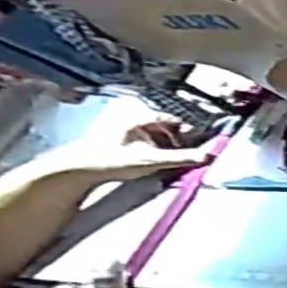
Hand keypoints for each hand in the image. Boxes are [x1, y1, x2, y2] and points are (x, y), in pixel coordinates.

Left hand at [40, 117, 213, 184]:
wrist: (75, 169)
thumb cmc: (113, 160)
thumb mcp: (151, 160)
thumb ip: (183, 157)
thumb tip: (211, 156)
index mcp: (136, 118)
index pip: (170, 118)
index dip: (186, 129)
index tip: (197, 141)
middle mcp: (127, 117)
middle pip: (163, 124)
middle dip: (177, 136)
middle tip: (185, 150)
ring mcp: (119, 126)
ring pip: (153, 130)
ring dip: (167, 142)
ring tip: (170, 155)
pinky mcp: (114, 136)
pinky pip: (143, 136)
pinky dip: (154, 144)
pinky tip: (154, 156)